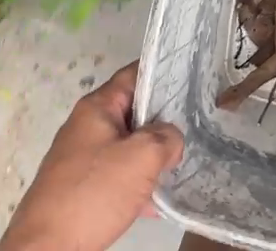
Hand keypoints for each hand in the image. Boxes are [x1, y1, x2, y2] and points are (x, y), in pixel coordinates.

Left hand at [0, 63, 183, 250]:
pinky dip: (137, 183)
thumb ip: (167, 137)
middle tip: (194, 126)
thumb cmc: (92, 194)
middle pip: (134, 111)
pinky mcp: (80, 188)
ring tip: (180, 166)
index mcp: (97, 107)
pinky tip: (156, 203)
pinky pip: (117, 175)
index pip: (136, 74)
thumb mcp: (142, 156)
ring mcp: (81, 158)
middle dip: (164, 121)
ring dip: (152, 156)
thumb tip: (171, 141)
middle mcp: (87, 126)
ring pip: (128, 146)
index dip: (165, 73)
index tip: (193, 80)